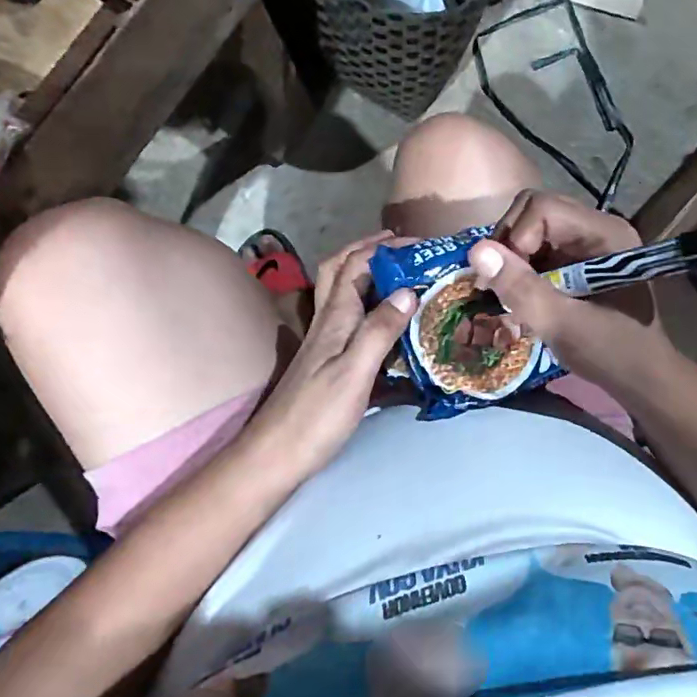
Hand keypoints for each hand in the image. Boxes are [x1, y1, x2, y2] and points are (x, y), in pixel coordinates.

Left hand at [246, 232, 415, 473]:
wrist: (277, 453)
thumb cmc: (317, 414)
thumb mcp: (355, 372)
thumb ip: (379, 329)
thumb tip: (407, 288)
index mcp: (334, 318)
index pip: (355, 265)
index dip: (382, 248)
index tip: (419, 243)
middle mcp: (326, 321)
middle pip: (339, 269)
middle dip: (366, 249)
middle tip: (399, 246)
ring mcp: (323, 341)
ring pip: (340, 292)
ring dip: (363, 272)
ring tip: (397, 273)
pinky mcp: (326, 360)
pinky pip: (346, 317)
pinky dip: (365, 304)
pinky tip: (382, 318)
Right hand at [471, 193, 660, 378]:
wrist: (642, 378)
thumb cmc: (611, 352)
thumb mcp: (562, 324)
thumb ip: (522, 288)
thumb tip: (476, 250)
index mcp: (604, 234)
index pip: (543, 209)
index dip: (515, 237)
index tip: (505, 279)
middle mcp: (595, 228)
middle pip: (534, 210)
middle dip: (508, 243)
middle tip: (498, 281)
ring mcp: (585, 242)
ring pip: (530, 226)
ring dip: (511, 256)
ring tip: (506, 290)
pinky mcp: (575, 258)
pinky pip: (536, 246)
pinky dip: (520, 266)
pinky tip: (520, 294)